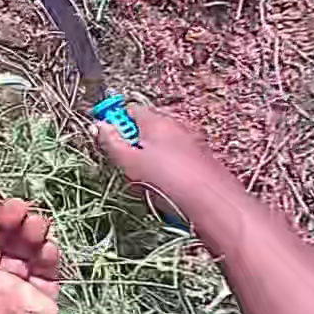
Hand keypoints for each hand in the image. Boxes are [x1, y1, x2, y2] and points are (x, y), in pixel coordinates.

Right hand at [92, 105, 232, 213]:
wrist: (213, 204)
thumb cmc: (166, 181)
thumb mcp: (128, 162)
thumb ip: (111, 142)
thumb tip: (100, 125)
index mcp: (155, 121)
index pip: (129, 109)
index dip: (115, 121)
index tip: (107, 139)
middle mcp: (175, 126)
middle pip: (146, 127)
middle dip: (132, 142)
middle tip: (124, 163)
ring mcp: (191, 143)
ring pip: (161, 144)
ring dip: (149, 157)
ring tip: (145, 180)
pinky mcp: (202, 161)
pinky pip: (176, 158)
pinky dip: (167, 168)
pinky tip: (165, 187)